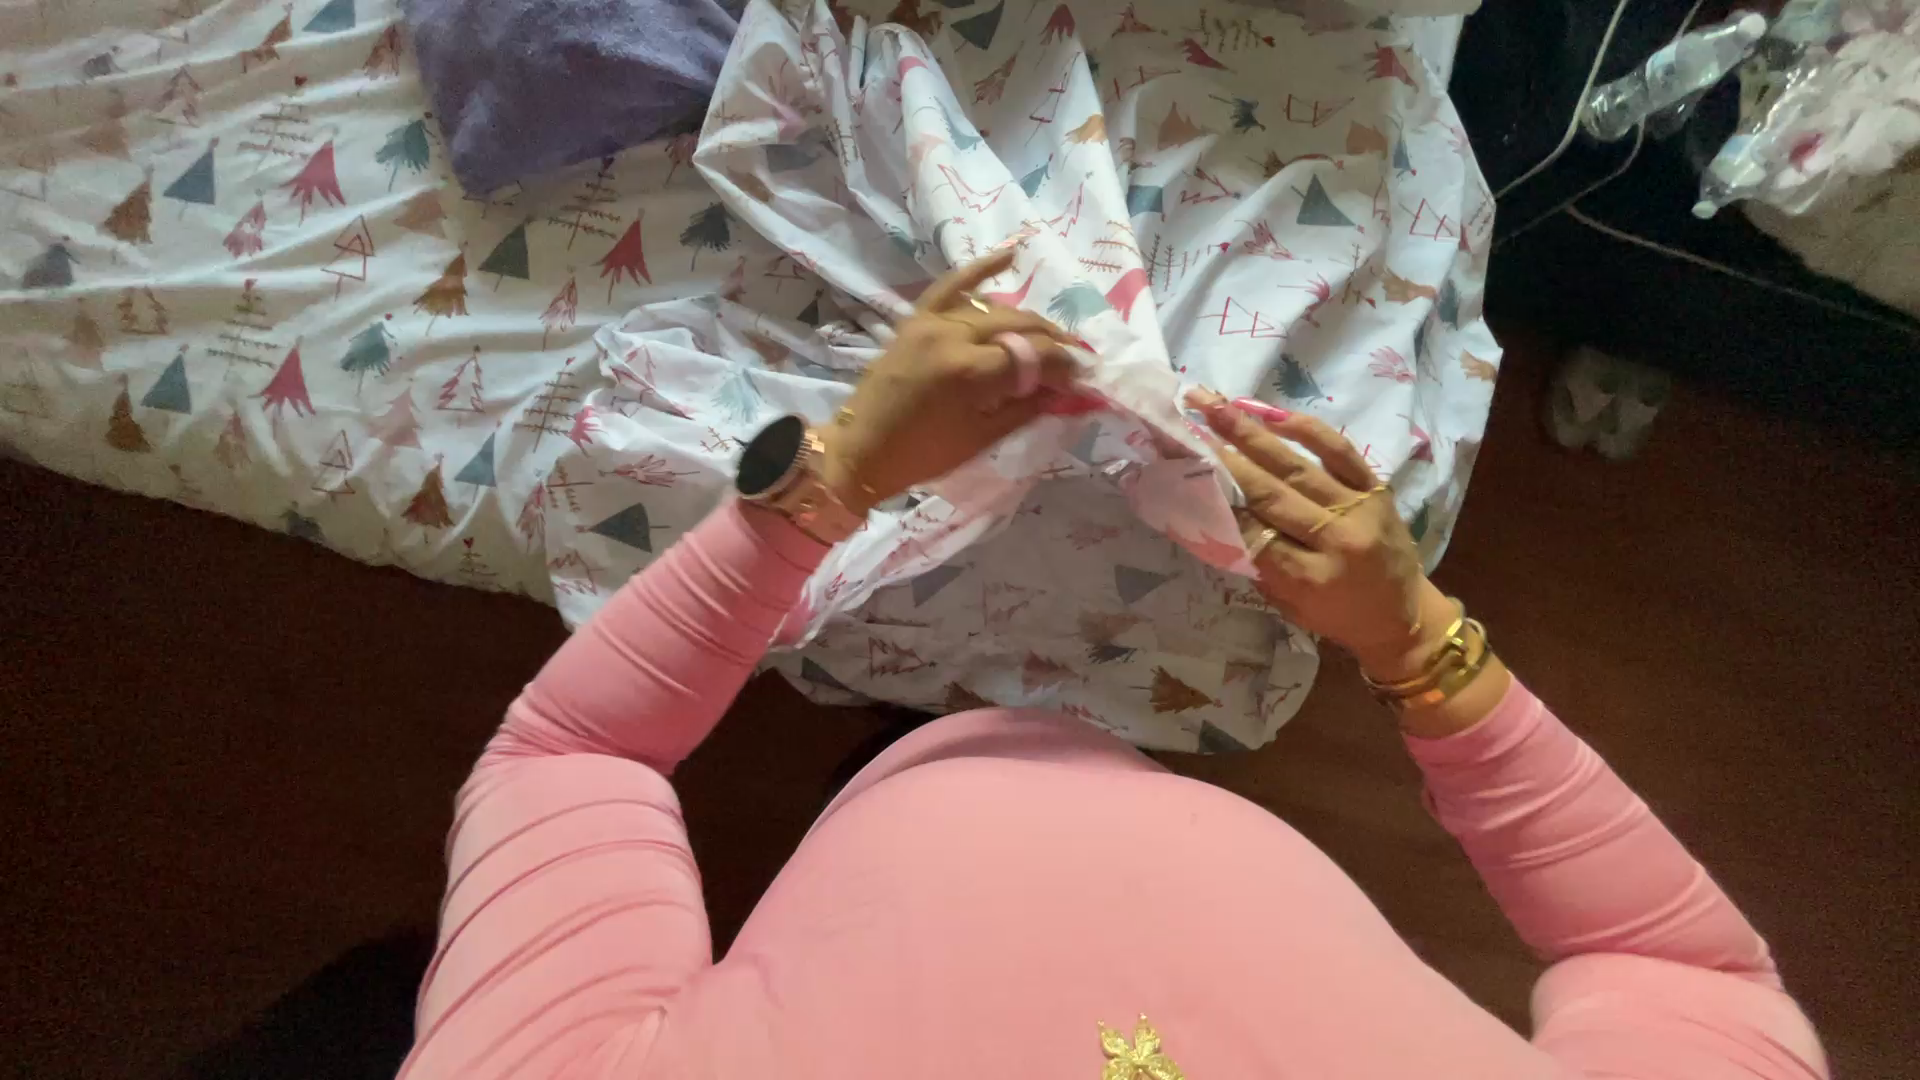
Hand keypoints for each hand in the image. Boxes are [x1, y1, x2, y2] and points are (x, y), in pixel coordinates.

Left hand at [820, 251, 1082, 513]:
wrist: (861, 451)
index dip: (1064, 366)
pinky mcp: (915, 320)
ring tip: (1050, 336)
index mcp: (968, 372)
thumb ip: (1026, 407)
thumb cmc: (923, 457)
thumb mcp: (981, 438)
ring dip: (1026, 321)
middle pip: (1018, 326)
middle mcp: (951, 336)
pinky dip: (981, 270)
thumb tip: (1064, 389)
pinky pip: (952, 286)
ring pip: (993, 309)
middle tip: (1075, 357)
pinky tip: (1011, 255)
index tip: (1083, 376)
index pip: (1032, 356)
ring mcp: (930, 323)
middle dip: (1052, 341)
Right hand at [1186, 388, 1456, 680]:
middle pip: (1270, 493)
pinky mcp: (1375, 488)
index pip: (1253, 534)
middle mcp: (1337, 538)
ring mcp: (1359, 508)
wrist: (1406, 615)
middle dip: (1225, 458)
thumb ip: (1256, 562)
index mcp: (1311, 576)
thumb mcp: (1288, 602)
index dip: (1217, 504)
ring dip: (1251, 433)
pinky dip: (1305, 429)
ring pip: (1297, 465)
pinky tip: (1271, 412)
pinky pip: (1338, 450)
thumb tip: (1214, 516)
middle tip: (1190, 426)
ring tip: (1217, 407)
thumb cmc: (1335, 615)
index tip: (1183, 473)